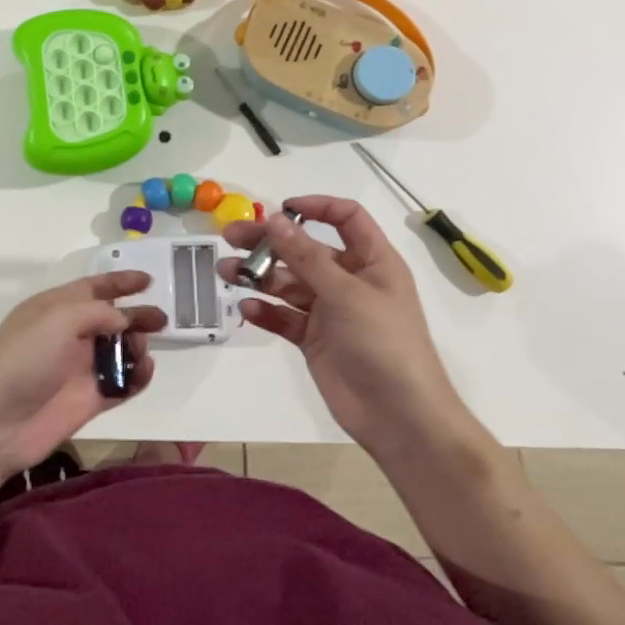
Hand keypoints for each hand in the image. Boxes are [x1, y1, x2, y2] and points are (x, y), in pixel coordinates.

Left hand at [0, 271, 165, 474]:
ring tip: (140, 350)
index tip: (149, 280)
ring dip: (137, 347)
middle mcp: (70, 335)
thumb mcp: (59, 318)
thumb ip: (98, 312)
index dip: (120, 282)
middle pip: (112, 319)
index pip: (94, 288)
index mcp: (56, 308)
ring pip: (120, 351)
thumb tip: (122, 319)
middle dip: (137, 315)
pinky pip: (122, 384)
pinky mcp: (89, 400)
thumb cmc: (23, 358)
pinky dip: (138, 377)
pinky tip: (144, 371)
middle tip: (161, 319)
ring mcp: (79, 369)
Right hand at [221, 197, 466, 454]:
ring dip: (259, 276)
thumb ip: (306, 257)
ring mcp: (331, 311)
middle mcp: (350, 280)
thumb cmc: (384, 343)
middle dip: (269, 243)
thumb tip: (274, 219)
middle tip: (230, 236)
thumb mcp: (346, 293)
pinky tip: (247, 309)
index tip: (280, 210)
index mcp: (372, 261)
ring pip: (288, 283)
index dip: (316, 207)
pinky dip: (265, 311)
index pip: (346, 219)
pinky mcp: (314, 340)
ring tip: (226, 272)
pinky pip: (284, 317)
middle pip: (305, 250)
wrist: (399, 417)